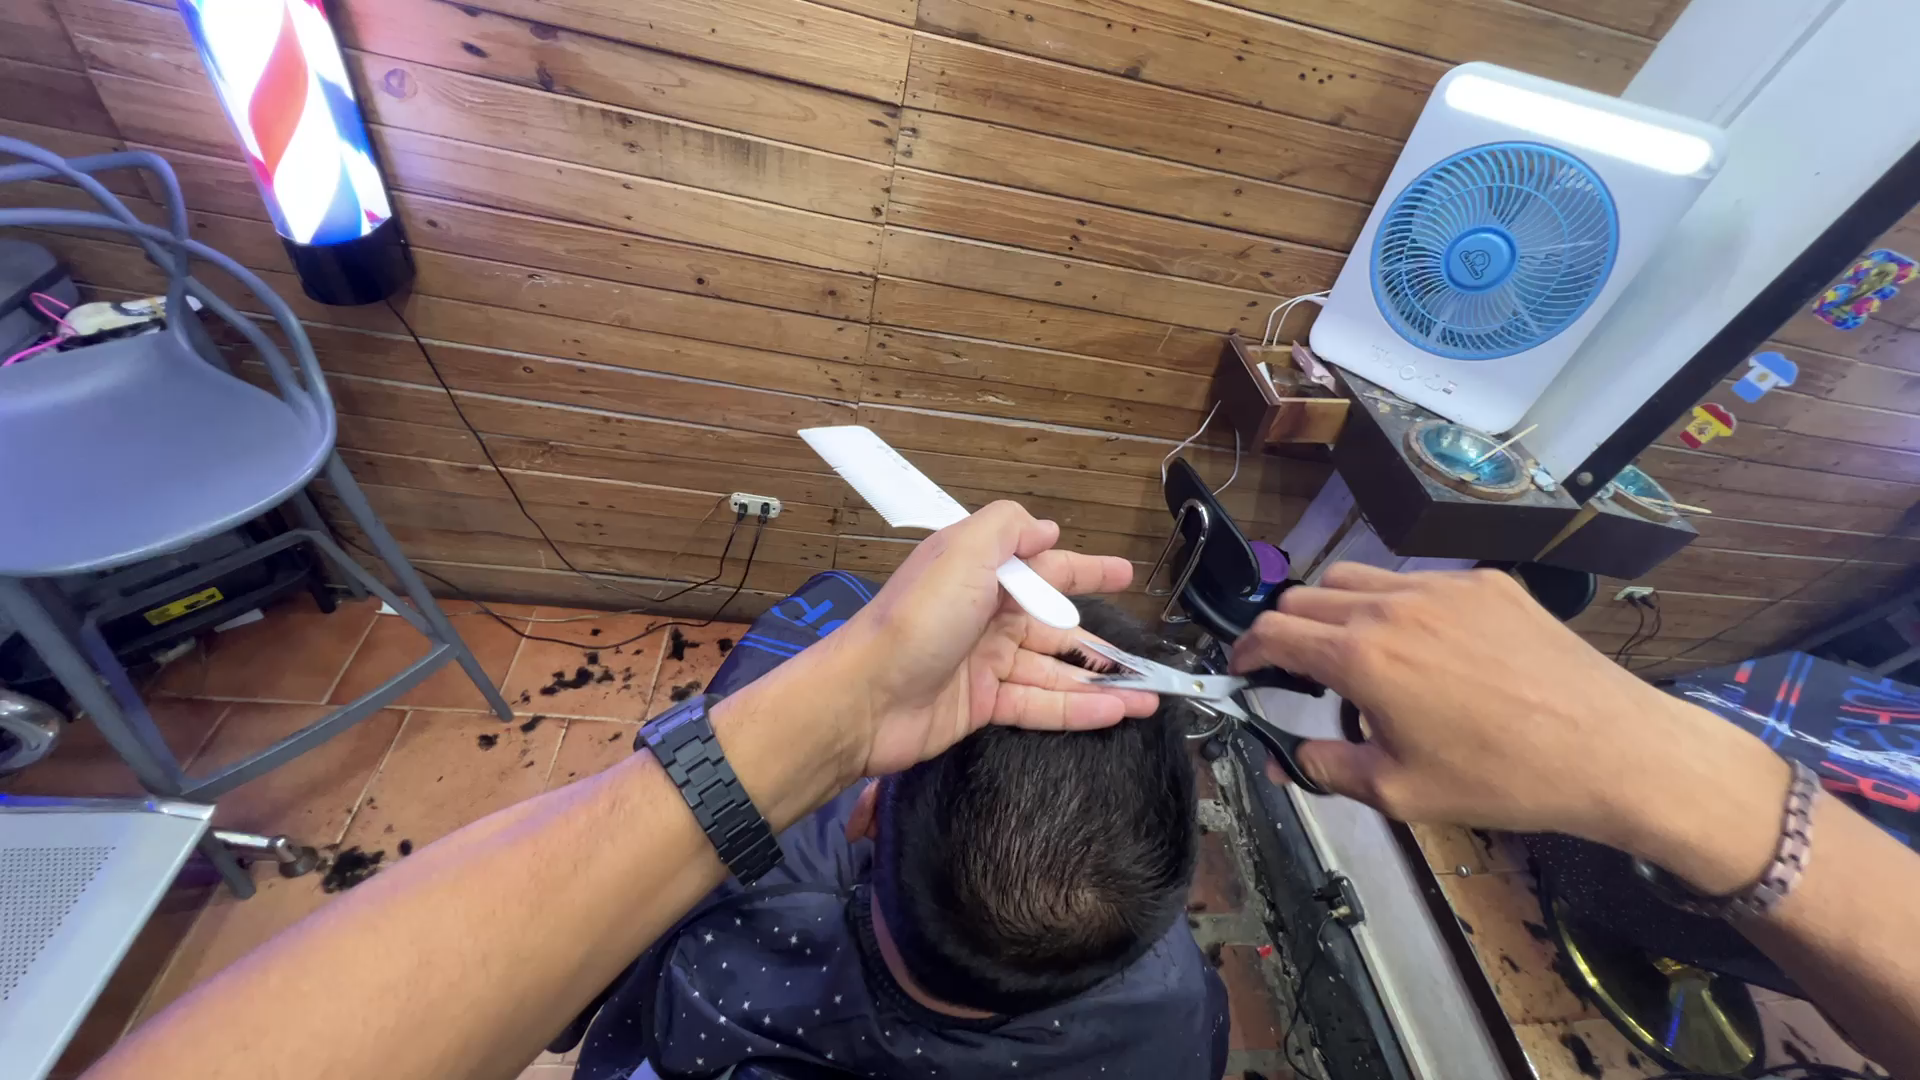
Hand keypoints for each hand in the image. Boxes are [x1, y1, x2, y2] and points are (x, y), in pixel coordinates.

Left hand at [831, 501, 1156, 776]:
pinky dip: (1077, 709)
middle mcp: (985, 616)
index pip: (1046, 567)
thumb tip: (1045, 529)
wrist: (864, 697)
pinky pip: (1039, 704)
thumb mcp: (962, 551)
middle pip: (1054, 624)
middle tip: (1143, 656)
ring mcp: (984, 663)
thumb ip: (1006, 528)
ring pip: (1053, 669)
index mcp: (982, 574)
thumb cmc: (917, 619)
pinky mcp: (981, 705)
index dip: (1086, 569)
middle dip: (1097, 637)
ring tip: (1147, 697)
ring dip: (1098, 681)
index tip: (1123, 573)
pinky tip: (1115, 713)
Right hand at [1232, 564, 1787, 891]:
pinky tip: (1427, 646)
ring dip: (1331, 611)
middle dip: (1283, 632)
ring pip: (1348, 578)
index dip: (1244, 651)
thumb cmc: (1502, 778)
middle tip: (1297, 671)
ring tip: (1356, 651)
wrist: (1621, 753)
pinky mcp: (1482, 582)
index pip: (1271, 633)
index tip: (1242, 670)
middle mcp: (1388, 608)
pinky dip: (1392, 606)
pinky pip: (1410, 581)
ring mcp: (1438, 587)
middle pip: (1300, 598)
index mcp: (1361, 657)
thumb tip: (1279, 764)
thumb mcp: (1400, 791)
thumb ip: (1324, 769)